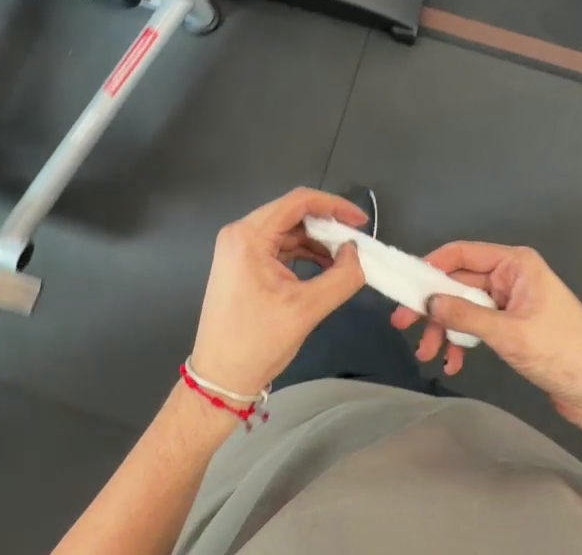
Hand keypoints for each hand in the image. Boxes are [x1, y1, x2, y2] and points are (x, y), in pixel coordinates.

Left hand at [190, 188, 368, 397]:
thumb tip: (358, 254)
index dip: (334, 206)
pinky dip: (303, 254)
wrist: (220, 379)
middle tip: (356, 243)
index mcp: (249, 236)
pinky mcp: (241, 265)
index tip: (361, 221)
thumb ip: (341, 277)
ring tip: (345, 259)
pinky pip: (278, 247)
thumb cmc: (257, 342)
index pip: (298, 201)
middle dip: (327, 225)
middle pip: (292, 213)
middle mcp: (240, 234)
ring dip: (316, 241)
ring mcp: (238, 249)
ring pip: (287, 231)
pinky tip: (324, 268)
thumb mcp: (306, 309)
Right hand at [392, 242, 581, 425]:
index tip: (405, 287)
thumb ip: (464, 315)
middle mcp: (512, 276)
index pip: (462, 253)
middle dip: (434, 306)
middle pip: (460, 282)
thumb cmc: (561, 353)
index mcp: (515, 264)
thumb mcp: (508, 333)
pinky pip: (478, 326)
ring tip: (428, 354)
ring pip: (465, 307)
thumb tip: (427, 301)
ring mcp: (512, 302)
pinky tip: (454, 364)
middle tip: (403, 325)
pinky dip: (463, 342)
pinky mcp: (514, 327)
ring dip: (445, 329)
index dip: (431, 266)